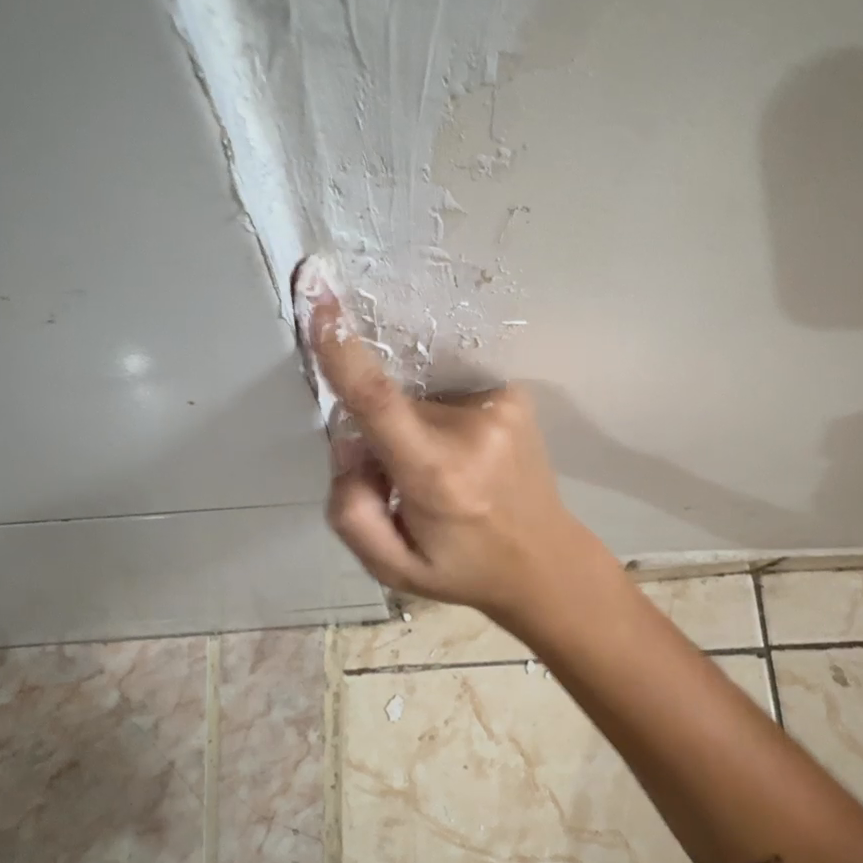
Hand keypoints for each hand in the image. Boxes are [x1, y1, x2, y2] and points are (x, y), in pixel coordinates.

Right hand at [308, 293, 607, 618]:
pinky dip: (442, 423)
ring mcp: (500, 406)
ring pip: (420, 401)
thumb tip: (349, 442)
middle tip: (401, 486)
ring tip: (447, 479)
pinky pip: (449, 396)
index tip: (316, 293)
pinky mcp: (515, 395)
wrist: (546, 562)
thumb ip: (351, 509)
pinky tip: (468, 460)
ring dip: (414, 432)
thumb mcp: (393, 568)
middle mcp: (473, 429)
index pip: (378, 400)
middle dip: (379, 438)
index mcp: (436, 475)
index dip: (342, 348)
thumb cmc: (465, 569)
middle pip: (391, 407)